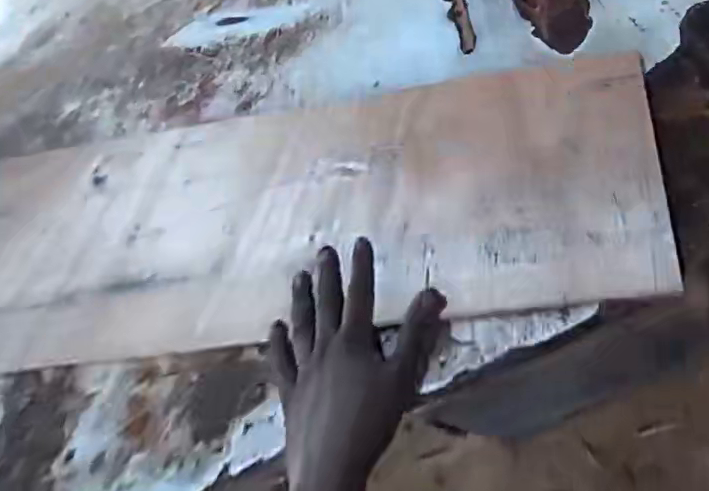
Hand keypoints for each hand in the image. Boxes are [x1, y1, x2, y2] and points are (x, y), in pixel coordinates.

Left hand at [268, 238, 446, 490]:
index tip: (359, 241)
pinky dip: (277, 343)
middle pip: (327, 304)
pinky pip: (282, 362)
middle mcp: (326, 348)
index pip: (360, 294)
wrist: (329, 469)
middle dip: (327, 275)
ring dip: (301, 300)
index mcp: (353, 341)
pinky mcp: (290, 394)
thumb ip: (416, 333)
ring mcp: (304, 370)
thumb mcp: (402, 377)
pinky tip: (274, 328)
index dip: (361, 267)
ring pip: (302, 326)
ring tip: (299, 276)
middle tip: (323, 250)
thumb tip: (433, 292)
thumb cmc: (370, 422)